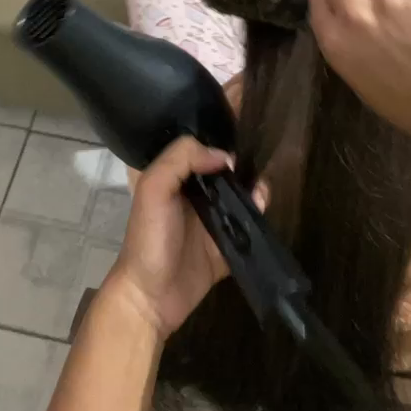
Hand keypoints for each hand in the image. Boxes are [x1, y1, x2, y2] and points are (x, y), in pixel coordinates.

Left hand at [100, 136, 267, 339]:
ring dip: (254, 182)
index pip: (196, 141)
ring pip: (241, 189)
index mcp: (173, 174)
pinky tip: (261, 203)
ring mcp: (212, 215)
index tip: (240, 112)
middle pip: (223, 163)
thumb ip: (182, 158)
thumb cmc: (149, 237)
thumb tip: (224, 154)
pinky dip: (260, 208)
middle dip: (242, 156)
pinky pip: (250, 218)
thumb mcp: (153, 188)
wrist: (152, 298)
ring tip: (260, 185)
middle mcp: (194, 190)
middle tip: (257, 152)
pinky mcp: (228, 239)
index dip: (215, 125)